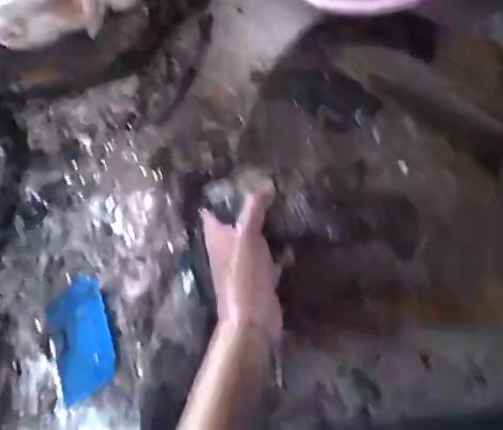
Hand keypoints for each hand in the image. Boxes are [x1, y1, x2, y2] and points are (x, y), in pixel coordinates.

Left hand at [201, 181, 282, 339]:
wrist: (252, 322)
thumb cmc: (243, 275)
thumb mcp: (247, 236)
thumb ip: (254, 209)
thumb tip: (266, 184)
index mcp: (216, 237)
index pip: (211, 212)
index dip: (217, 197)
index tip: (231, 179)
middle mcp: (226, 249)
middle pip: (233, 224)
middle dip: (244, 210)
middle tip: (262, 190)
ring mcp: (243, 266)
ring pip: (251, 241)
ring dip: (261, 230)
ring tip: (278, 209)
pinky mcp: (260, 280)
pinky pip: (269, 260)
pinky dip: (278, 252)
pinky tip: (292, 242)